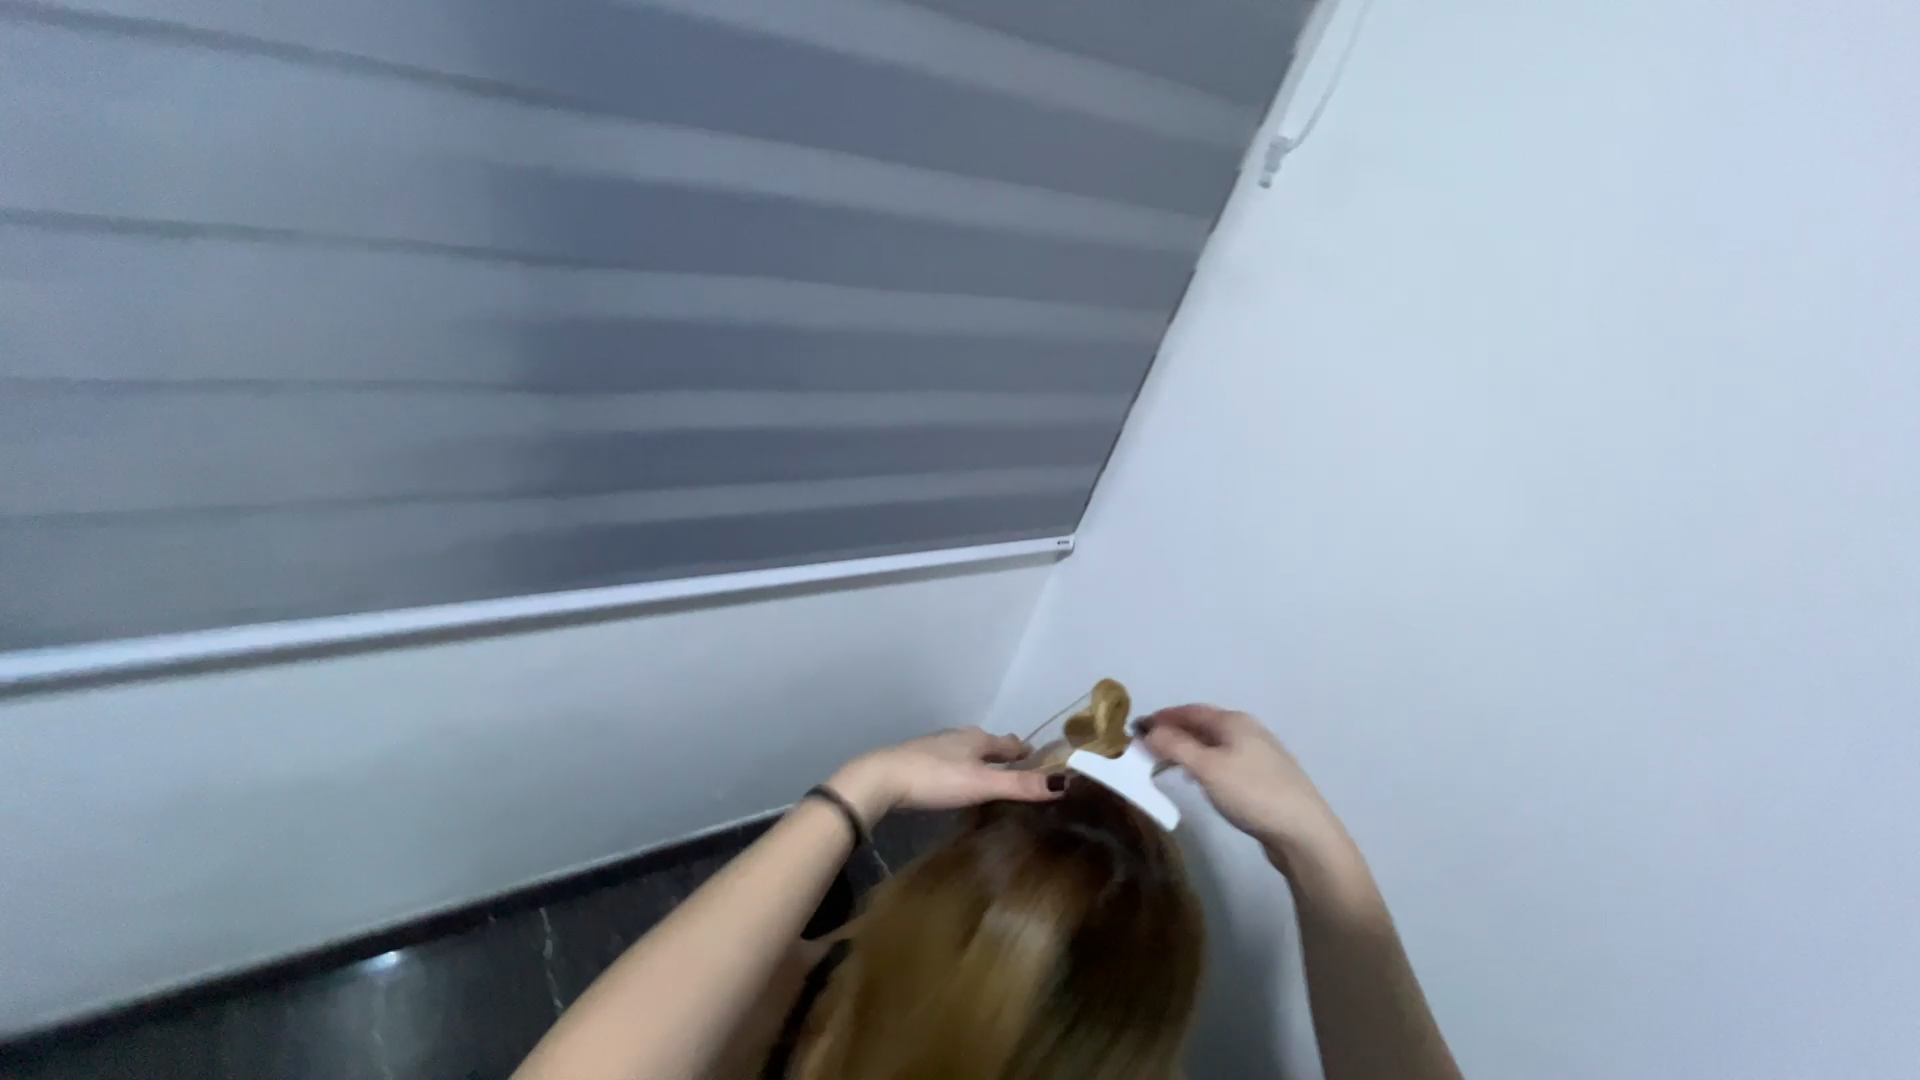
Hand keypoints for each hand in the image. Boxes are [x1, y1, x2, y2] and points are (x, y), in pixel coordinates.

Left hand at [829, 727, 1062, 824]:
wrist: (882, 779)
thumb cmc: (936, 778)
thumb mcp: (982, 784)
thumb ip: (1019, 785)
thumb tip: (1064, 782)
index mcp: (977, 739)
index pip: (1010, 743)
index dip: (1025, 752)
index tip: (1040, 758)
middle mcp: (958, 737)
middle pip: (988, 744)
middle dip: (1003, 754)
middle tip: (1019, 767)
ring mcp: (935, 747)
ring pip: (966, 752)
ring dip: (980, 761)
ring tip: (990, 775)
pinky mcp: (917, 762)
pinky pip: (948, 763)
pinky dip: (960, 770)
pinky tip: (955, 783)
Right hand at [1143, 705, 1348, 863]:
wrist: (1304, 832)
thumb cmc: (1251, 793)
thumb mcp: (1206, 768)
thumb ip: (1175, 746)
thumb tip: (1149, 732)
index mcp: (1233, 721)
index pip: (1189, 710)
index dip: (1162, 717)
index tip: (1137, 729)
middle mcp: (1248, 730)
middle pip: (1203, 725)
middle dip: (1174, 733)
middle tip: (1148, 749)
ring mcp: (1260, 753)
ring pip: (1215, 744)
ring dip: (1189, 750)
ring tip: (1167, 765)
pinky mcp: (1266, 777)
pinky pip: (1226, 760)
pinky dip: (1205, 763)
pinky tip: (1200, 780)